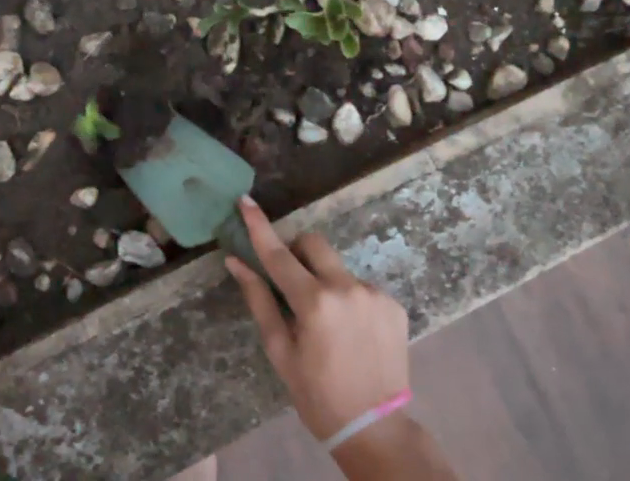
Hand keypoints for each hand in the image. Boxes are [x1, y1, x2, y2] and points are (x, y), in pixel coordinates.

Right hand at [225, 196, 410, 441]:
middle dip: (297, 251)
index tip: (245, 201)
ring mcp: (374, 294)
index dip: (259, 226)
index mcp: (314, 302)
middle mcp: (346, 288)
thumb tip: (236, 262)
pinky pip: (360, 287)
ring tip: (327, 323)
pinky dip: (348, 299)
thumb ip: (259, 300)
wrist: (375, 428)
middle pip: (314, 244)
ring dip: (324, 280)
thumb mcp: (281, 351)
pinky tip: (351, 332)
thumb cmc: (317, 394)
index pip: (279, 254)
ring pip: (337, 267)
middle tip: (290, 280)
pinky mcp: (393, 304)